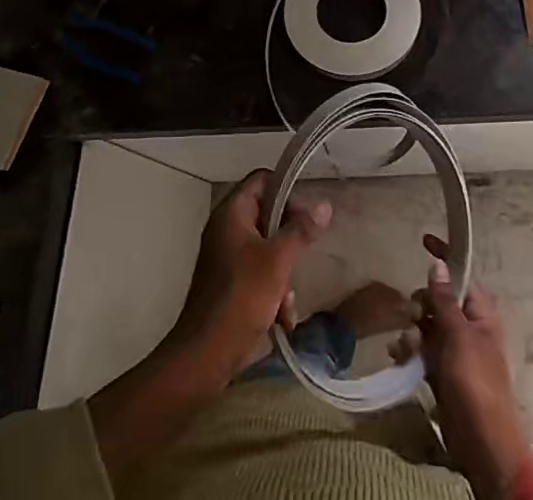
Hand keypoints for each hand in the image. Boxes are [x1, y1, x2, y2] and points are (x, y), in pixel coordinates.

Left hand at [168, 168, 331, 371]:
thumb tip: (324, 205)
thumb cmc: (242, 295)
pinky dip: (274, 292)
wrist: (207, 351)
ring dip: (284, 274)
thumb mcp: (278, 260)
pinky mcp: (230, 282)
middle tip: (303, 255)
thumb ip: (301, 231)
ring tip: (288, 300)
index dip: (286, 191)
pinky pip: (260, 274)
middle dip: (289, 241)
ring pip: (268, 249)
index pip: (261, 180)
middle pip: (268, 215)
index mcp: (232, 213)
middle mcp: (227, 228)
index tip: (306, 214)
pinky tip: (282, 318)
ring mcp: (227, 256)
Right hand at [394, 233, 531, 499]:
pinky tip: (399, 358)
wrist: (480, 440)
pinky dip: (408, 350)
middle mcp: (468, 328)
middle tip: (414, 317)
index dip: (444, 257)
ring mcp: (453, 350)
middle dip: (420, 305)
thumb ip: (444, 300)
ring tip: (407, 349)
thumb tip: (437, 265)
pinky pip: (419, 349)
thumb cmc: (475, 381)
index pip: (461, 276)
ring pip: (424, 325)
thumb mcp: (458, 336)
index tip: (423, 240)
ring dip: (411, 332)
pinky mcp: (440, 370)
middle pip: (437, 300)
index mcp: (481, 315)